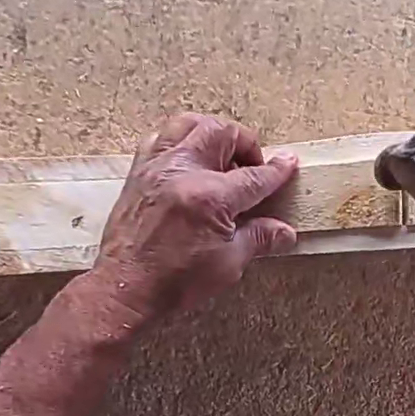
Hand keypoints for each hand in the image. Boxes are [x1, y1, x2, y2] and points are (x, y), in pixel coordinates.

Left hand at [82, 113, 298, 329]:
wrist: (126, 290)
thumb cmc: (174, 283)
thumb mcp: (228, 265)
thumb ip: (257, 239)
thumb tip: (284, 232)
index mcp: (210, 197)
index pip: (254, 176)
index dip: (277, 171)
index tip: (288, 164)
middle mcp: (182, 172)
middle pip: (222, 133)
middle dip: (245, 144)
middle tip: (252, 167)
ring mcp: (157, 169)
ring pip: (188, 124)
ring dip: (210, 134)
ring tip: (220, 157)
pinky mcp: (138, 175)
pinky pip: (159, 138)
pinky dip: (178, 141)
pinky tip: (187, 161)